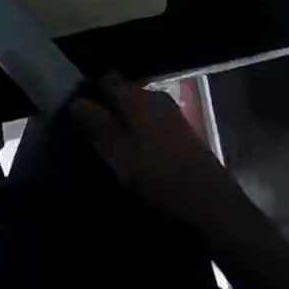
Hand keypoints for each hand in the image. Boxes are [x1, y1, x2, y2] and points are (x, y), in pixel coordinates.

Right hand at [70, 75, 253, 231]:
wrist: (214, 209)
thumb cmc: (161, 182)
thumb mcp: (120, 157)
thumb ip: (96, 126)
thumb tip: (75, 102)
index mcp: (138, 98)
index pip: (106, 79)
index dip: (89, 92)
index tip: (73, 113)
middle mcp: (155, 97)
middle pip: (122, 93)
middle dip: (105, 108)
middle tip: (87, 135)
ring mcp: (172, 115)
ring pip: (137, 109)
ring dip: (122, 123)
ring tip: (108, 150)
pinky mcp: (182, 134)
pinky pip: (151, 124)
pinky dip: (139, 135)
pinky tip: (134, 157)